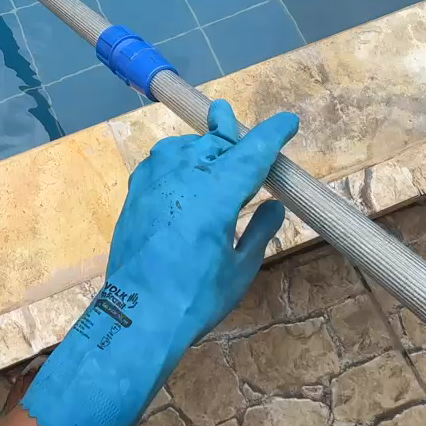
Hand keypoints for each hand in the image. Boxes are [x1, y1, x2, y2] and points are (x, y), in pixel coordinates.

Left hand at [19, 100, 298, 425]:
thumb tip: (275, 206)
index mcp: (216, 191)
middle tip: (228, 116)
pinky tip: (183, 171)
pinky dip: (178, 159)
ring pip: (185, 146)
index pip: (251, 152)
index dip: (271, 135)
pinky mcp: (137, 187)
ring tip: (210, 147)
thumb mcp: (240, 268)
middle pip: (215, 142)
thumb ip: (259, 230)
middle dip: (227, 130)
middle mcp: (184, 172)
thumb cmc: (196, 295)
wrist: (138, 309)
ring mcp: (155, 176)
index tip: (288, 121)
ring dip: (201, 146)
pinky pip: (163, 160)